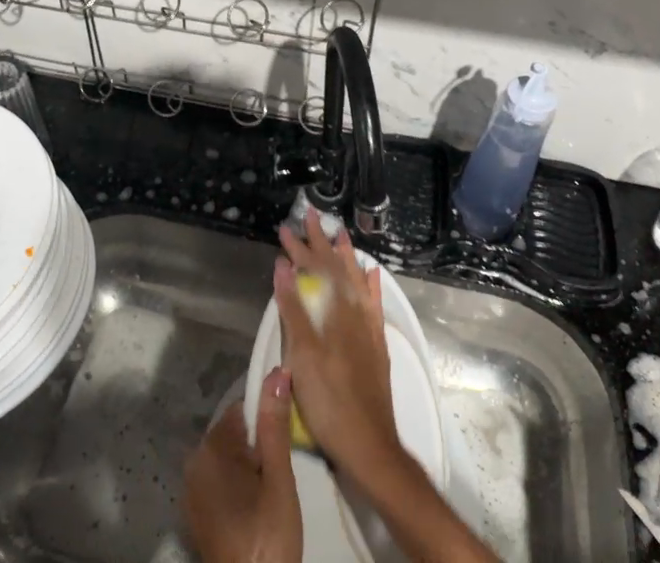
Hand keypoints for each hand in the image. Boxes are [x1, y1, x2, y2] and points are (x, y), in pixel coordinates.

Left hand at [184, 367, 300, 562]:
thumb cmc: (268, 533)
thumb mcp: (279, 478)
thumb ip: (275, 425)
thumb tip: (276, 373)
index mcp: (212, 447)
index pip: (242, 410)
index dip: (268, 418)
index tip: (288, 436)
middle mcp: (194, 461)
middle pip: (233, 433)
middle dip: (258, 443)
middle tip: (282, 468)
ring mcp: (192, 488)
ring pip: (226, 458)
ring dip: (248, 464)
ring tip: (272, 487)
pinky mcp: (196, 510)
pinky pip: (219, 480)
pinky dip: (237, 484)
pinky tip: (256, 503)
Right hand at [274, 209, 402, 482]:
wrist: (368, 444)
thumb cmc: (329, 401)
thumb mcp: (302, 355)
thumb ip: (293, 309)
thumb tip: (283, 266)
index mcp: (334, 313)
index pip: (315, 270)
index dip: (299, 248)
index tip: (285, 227)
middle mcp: (355, 314)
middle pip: (337, 270)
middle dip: (321, 243)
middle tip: (312, 216)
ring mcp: (368, 330)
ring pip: (357, 282)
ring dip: (346, 257)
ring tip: (341, 234)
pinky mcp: (375, 346)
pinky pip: (374, 305)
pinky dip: (371, 286)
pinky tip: (372, 276)